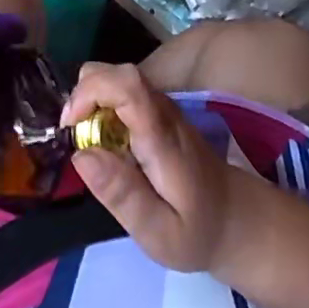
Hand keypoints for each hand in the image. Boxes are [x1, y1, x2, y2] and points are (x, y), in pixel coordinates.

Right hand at [61, 62, 236, 272]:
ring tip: (84, 140)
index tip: (70, 125)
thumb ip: (122, 194)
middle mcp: (163, 111)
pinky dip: (101, 106)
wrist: (238, 219)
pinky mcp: (160, 111)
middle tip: (73, 134)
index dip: (91, 92)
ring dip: (90, 99)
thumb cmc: (196, 231)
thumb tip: (81, 155)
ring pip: (118, 78)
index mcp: (162, 136)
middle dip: (84, 93)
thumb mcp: (158, 233)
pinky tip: (102, 141)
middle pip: (118, 73)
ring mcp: (164, 107)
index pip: (128, 86)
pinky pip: (124, 92)